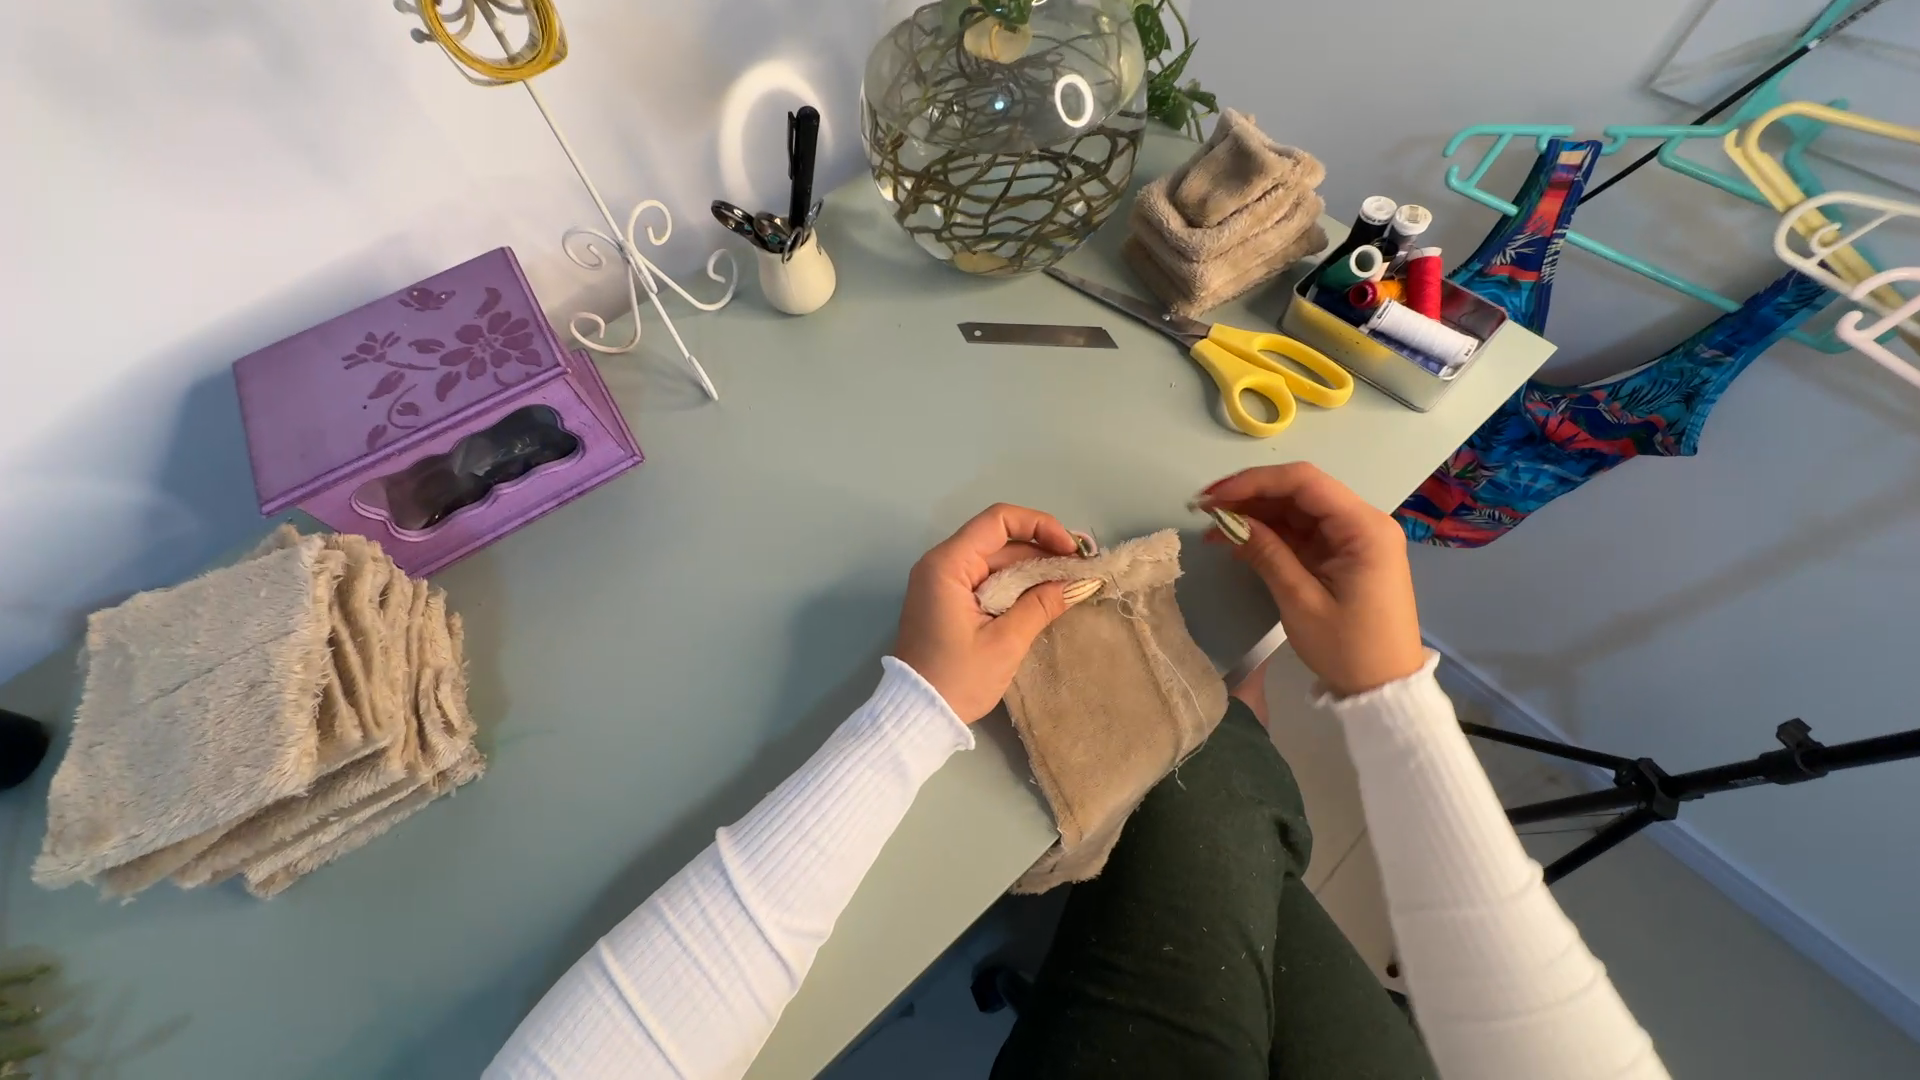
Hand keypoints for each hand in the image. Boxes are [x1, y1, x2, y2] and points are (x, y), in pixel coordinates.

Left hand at [894, 504, 1083, 723]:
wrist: (917, 714)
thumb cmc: (957, 679)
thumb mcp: (1005, 642)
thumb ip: (1040, 605)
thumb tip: (1076, 583)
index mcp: (948, 565)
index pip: (998, 520)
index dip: (1040, 525)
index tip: (1071, 549)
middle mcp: (942, 564)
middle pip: (999, 539)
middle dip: (1042, 549)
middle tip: (1082, 567)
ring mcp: (944, 582)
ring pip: (996, 559)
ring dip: (1033, 567)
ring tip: (1071, 580)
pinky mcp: (949, 600)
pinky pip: (988, 579)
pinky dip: (1016, 583)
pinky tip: (1045, 593)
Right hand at [1200, 464, 1425, 697]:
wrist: (1383, 688)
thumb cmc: (1348, 648)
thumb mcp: (1301, 601)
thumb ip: (1266, 553)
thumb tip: (1229, 522)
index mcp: (1363, 528)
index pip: (1304, 482)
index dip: (1254, 482)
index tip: (1214, 496)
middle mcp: (1361, 522)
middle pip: (1298, 492)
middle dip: (1249, 496)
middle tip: (1204, 510)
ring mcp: (1350, 538)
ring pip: (1295, 510)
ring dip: (1254, 514)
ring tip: (1213, 527)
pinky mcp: (1339, 554)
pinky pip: (1299, 532)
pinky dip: (1268, 534)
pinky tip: (1236, 540)